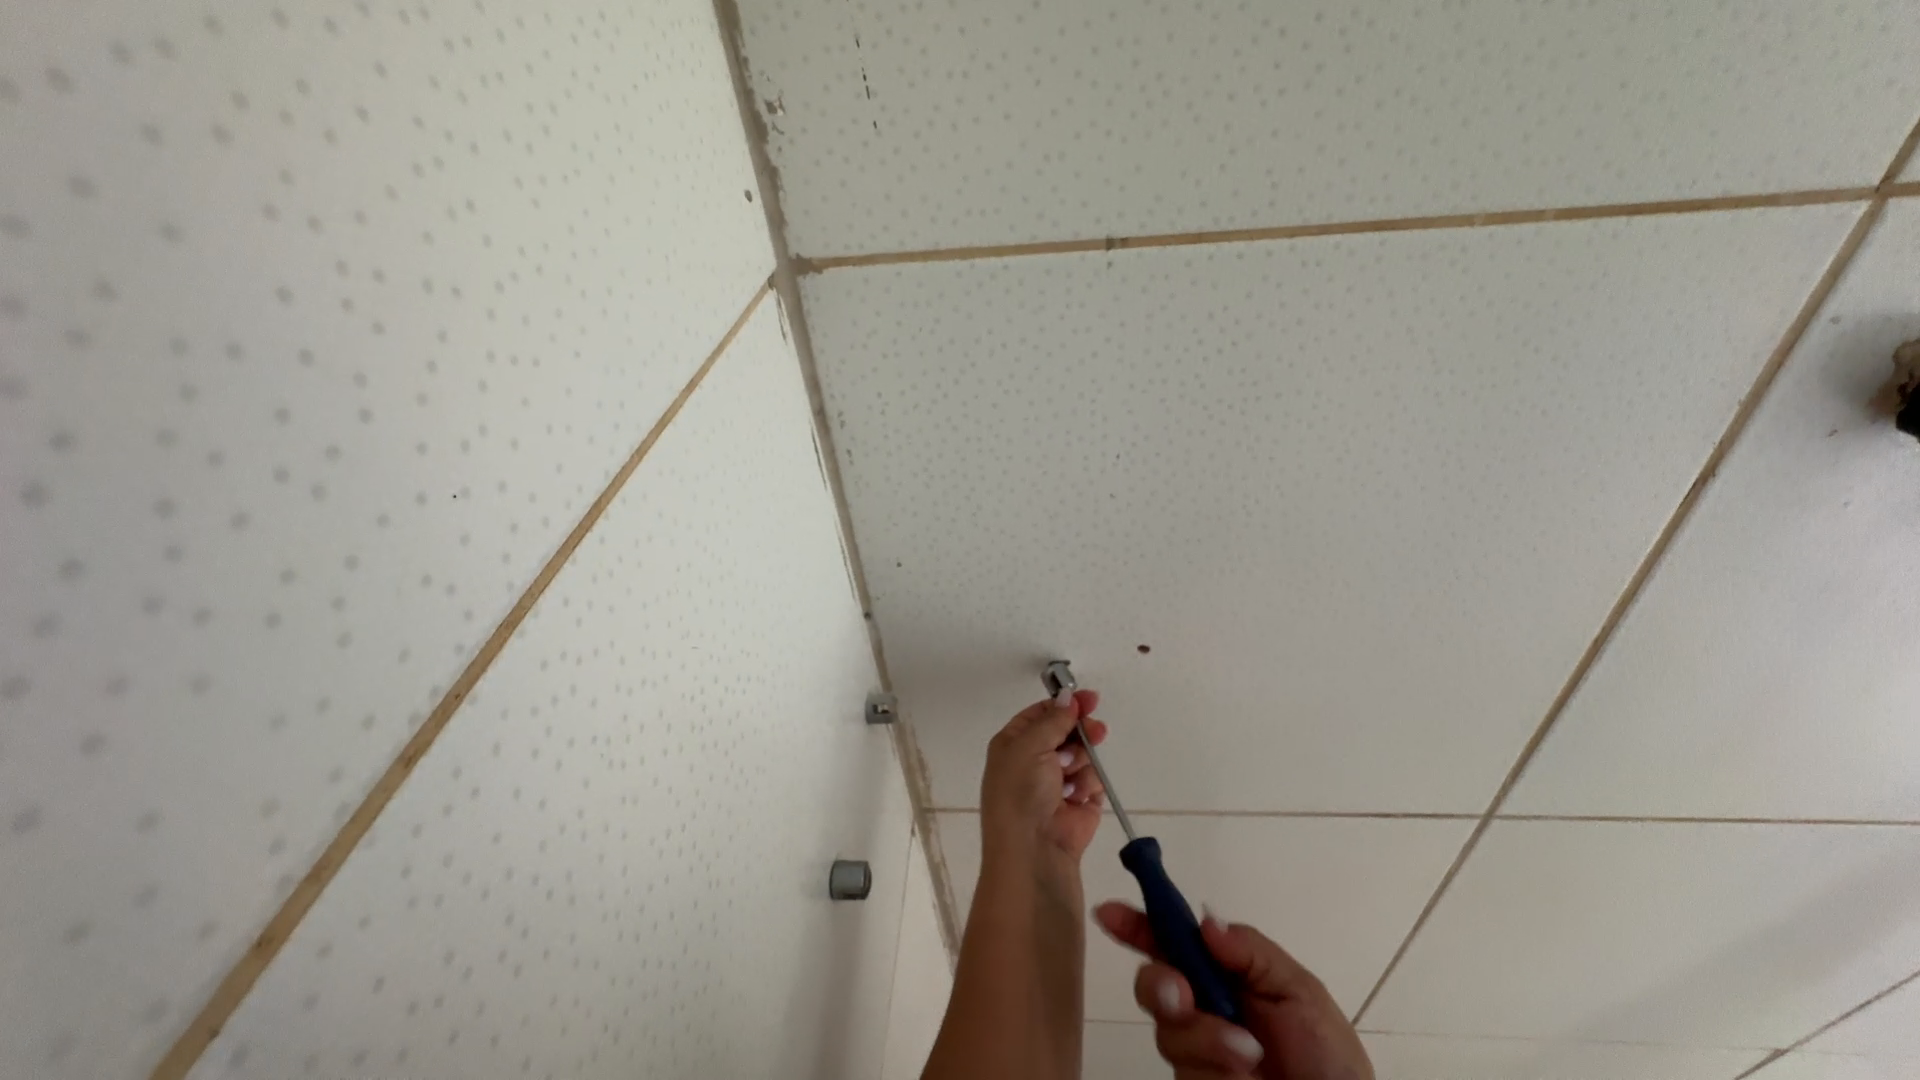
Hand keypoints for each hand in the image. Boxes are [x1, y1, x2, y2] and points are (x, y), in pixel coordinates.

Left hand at [979, 689, 1109, 865]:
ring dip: (1083, 761)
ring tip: (1074, 776)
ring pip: (1082, 757)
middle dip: (1081, 731)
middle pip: (1065, 734)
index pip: (1040, 715)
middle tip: (1096, 730)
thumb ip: (1053, 719)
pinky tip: (1081, 796)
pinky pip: (1092, 783)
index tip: (1091, 698)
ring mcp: (1056, 785)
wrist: (1034, 850)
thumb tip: (1068, 697)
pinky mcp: (1079, 805)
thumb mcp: (1030, 746)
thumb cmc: (1021, 792)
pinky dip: (1090, 785)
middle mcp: (1033, 762)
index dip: (1064, 705)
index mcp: (1013, 745)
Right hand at [1094, 905, 1374, 1079]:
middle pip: (1152, 984)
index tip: (1108, 913)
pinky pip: (1184, 1071)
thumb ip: (1252, 953)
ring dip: (1204, 1037)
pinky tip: (1243, 1074)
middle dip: (1159, 983)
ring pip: (1167, 1032)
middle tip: (1181, 996)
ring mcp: (1196, 1052)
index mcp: (1224, 975)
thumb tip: (1204, 920)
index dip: (1136, 924)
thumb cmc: (1328, 1058)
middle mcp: (1202, 1009)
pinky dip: (1212, 1067)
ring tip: (1248, 1054)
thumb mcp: (1301, 994)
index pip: (1171, 942)